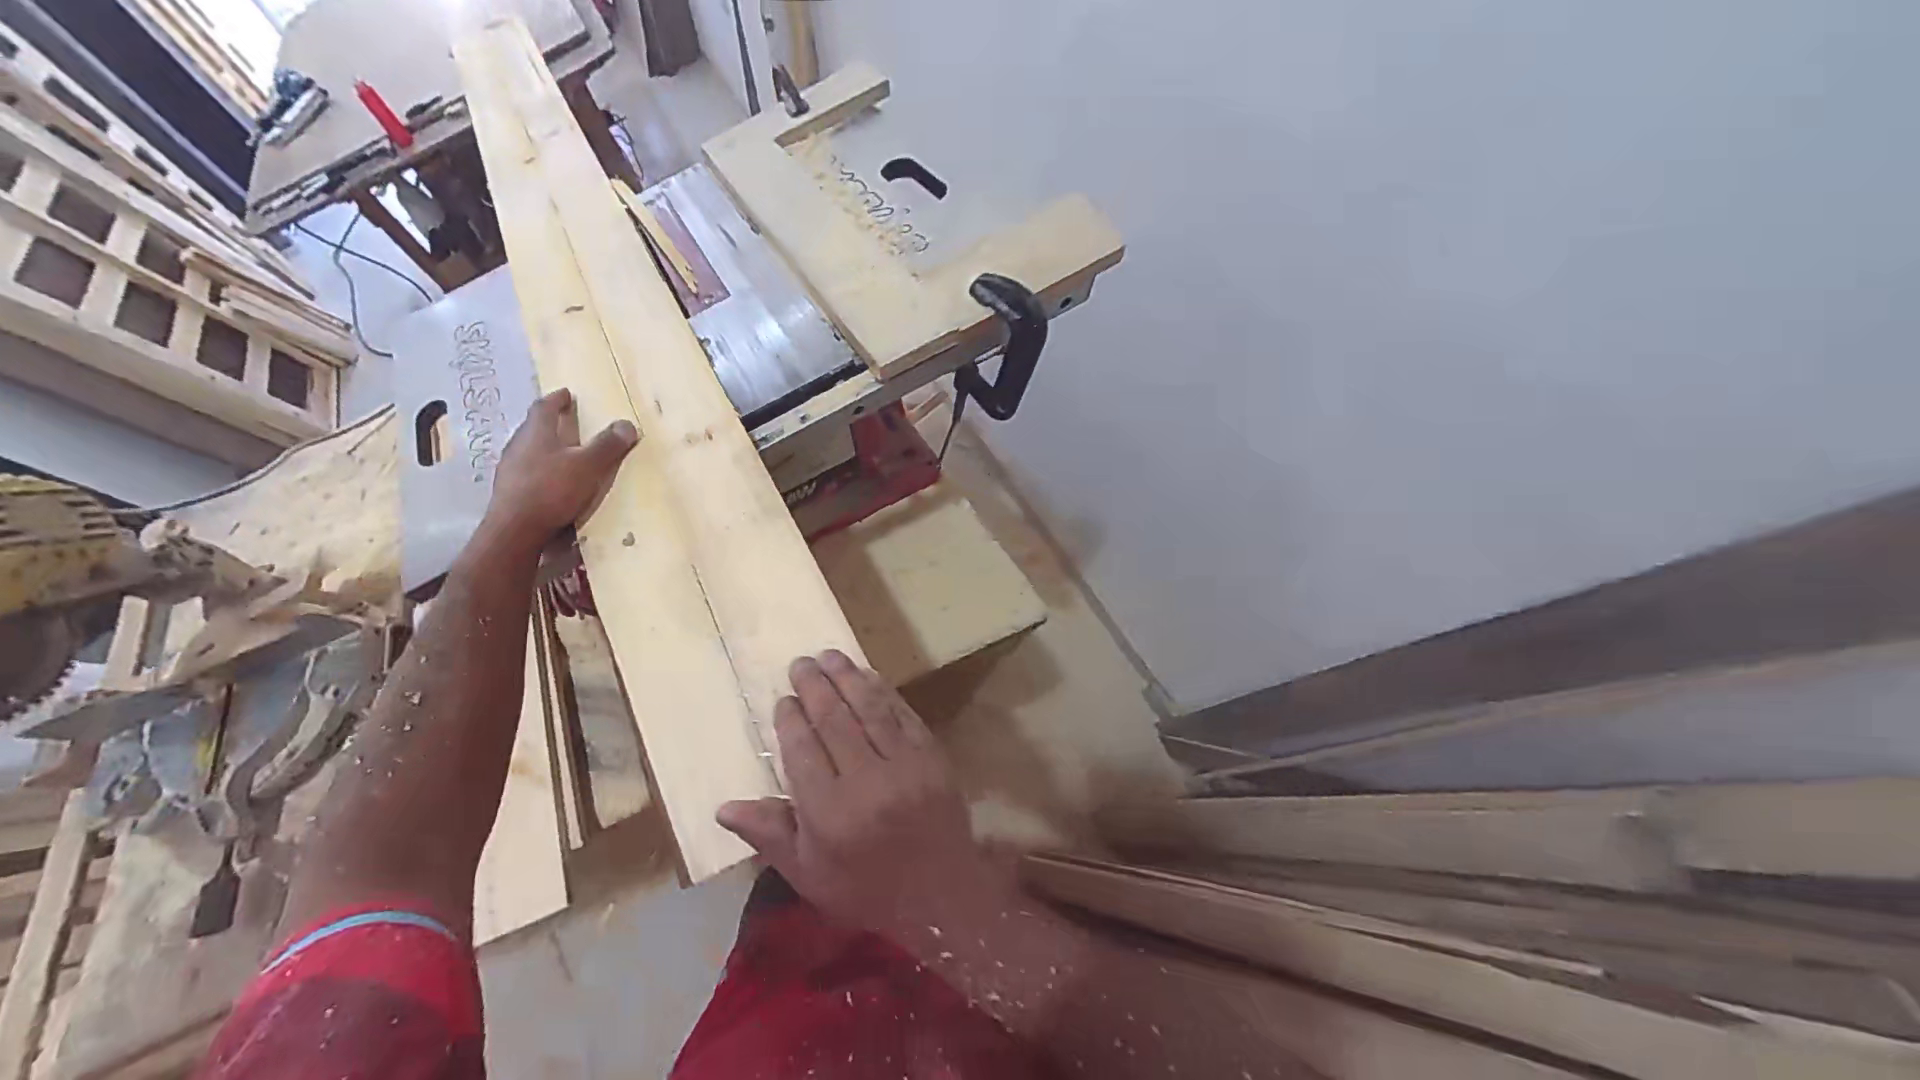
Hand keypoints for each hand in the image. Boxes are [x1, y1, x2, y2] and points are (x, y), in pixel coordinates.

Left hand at [485, 389, 637, 546]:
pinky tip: (551, 482)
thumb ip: (607, 445)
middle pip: (534, 427)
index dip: (556, 399)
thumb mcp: (588, 466)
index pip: (544, 407)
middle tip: (566, 422)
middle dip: (550, 423)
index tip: (566, 394)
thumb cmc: (552, 489)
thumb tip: (626, 424)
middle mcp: (518, 445)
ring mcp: (510, 469)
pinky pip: (526, 471)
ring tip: (562, 453)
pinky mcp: (509, 490)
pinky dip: (540, 470)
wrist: (516, 530)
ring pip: (528, 450)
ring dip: (544, 447)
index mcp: (536, 432)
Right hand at [717, 652, 1010, 939]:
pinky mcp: (932, 757)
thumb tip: (724, 807)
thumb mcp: (810, 875)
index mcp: (830, 815)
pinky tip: (869, 676)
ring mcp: (904, 766)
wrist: (942, 895)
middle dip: (814, 687)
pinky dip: (884, 692)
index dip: (790, 720)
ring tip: (829, 656)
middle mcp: (866, 783)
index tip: (783, 700)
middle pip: (834, 721)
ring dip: (847, 678)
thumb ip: (770, 835)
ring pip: (868, 710)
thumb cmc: (867, 888)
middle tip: (800, 663)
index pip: (802, 751)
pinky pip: (902, 715)